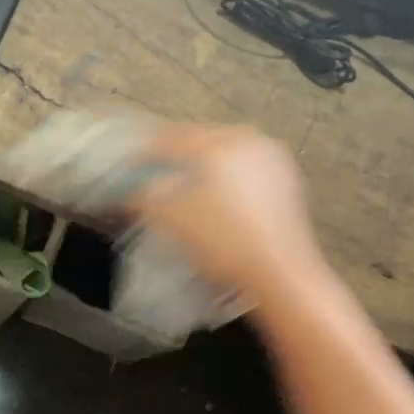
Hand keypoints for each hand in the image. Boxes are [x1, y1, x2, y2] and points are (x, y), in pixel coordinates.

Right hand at [127, 122, 326, 301]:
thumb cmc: (222, 240)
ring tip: (183, 189)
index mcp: (221, 141)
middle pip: (200, 142)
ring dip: (202, 169)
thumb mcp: (171, 217)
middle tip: (153, 176)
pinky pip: (243, 172)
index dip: (145, 152)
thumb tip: (134, 188)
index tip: (128, 167)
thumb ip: (145, 194)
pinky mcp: (285, 182)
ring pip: (224, 157)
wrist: (280, 275)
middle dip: (176, 158)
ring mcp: (273, 160)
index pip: (171, 138)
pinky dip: (225, 180)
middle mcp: (250, 140)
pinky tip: (213, 201)